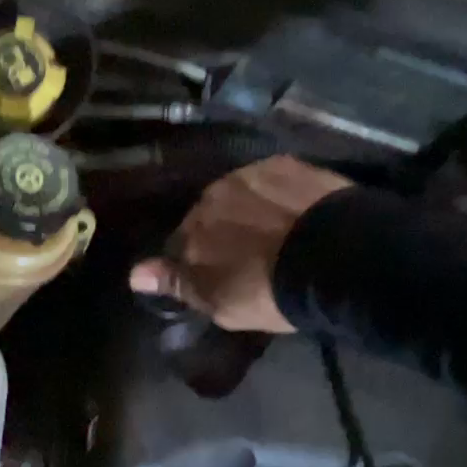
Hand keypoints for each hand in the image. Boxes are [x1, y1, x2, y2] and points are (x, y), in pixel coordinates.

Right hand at [128, 155, 351, 332]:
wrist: (331, 258)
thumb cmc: (265, 290)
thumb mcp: (216, 302)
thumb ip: (175, 283)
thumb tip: (135, 274)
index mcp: (189, 231)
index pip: (180, 244)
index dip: (196, 261)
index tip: (215, 275)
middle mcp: (210, 196)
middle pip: (210, 213)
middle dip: (222, 229)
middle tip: (248, 254)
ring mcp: (249, 175)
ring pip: (240, 194)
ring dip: (250, 209)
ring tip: (275, 231)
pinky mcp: (288, 164)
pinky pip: (273, 180)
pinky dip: (278, 195)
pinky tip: (296, 213)